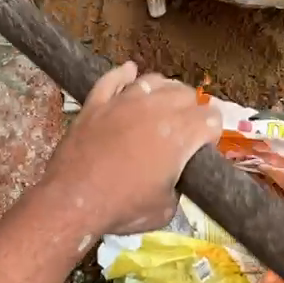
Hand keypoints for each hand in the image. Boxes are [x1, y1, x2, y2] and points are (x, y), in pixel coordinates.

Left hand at [37, 62, 222, 237]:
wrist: (72, 202)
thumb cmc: (122, 208)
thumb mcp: (164, 210)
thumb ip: (176, 188)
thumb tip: (170, 182)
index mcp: (181, 133)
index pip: (211, 119)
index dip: (210, 134)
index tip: (202, 149)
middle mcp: (156, 108)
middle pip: (185, 94)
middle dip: (190, 110)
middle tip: (182, 131)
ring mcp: (123, 102)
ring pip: (152, 81)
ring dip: (163, 91)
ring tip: (161, 105)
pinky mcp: (95, 105)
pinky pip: (112, 80)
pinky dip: (123, 75)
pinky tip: (129, 72)